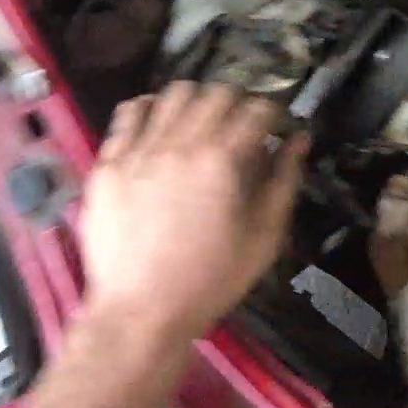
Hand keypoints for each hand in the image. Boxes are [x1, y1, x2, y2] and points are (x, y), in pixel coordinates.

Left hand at [78, 82, 306, 345]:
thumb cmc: (210, 281)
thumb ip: (284, 182)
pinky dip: (149, 109)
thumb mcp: (263, 239)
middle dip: (237, 103)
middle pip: (215, 93)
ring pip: (172, 95)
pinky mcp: (109, 161)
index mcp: (222, 161)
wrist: (140, 314)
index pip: (255, 110)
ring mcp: (140, 150)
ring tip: (199, 122)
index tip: (273, 126)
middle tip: (239, 125)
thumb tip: (298, 141)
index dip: (271, 113)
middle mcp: (180, 144)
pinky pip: (129, 113)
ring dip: (195, 100)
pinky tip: (157, 123)